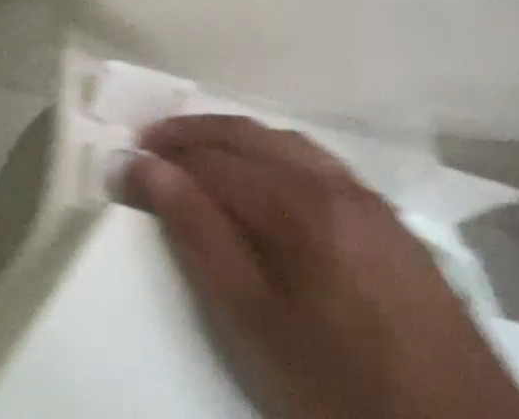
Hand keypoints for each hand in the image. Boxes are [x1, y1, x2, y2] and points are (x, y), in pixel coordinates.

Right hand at [129, 115, 518, 418]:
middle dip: (193, 134)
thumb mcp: (249, 318)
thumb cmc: (338, 384)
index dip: (159, 158)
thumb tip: (146, 167)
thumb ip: (196, 234)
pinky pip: (323, 169)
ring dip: (236, 142)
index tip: (120, 168)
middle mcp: (338, 186)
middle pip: (250, 135)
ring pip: (290, 146)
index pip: (210, 157)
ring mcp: (375, 207)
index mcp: (298, 203)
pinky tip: (267, 189)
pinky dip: (278, 160)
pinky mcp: (398, 233)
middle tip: (148, 147)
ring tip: (198, 161)